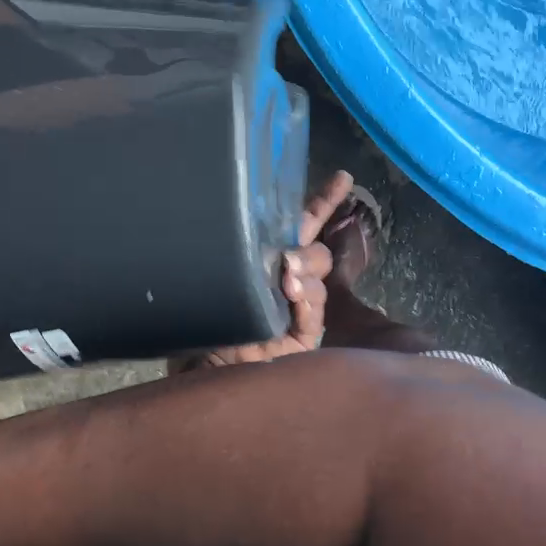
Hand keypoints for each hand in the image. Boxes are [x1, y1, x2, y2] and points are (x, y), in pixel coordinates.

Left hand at [191, 170, 352, 367]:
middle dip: (306, 250)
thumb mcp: (223, 274)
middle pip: (315, 252)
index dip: (323, 201)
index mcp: (270, 258)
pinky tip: (295, 297)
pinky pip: (312, 314)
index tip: (343, 177)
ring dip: (304, 274)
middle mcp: (290, 280)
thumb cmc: (207, 317)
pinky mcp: (304, 338)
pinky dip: (306, 301)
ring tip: (286, 281)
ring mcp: (300, 309)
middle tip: (288, 257)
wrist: (203, 368)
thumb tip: (257, 225)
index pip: (303, 225)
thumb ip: (241, 250)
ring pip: (316, 279)